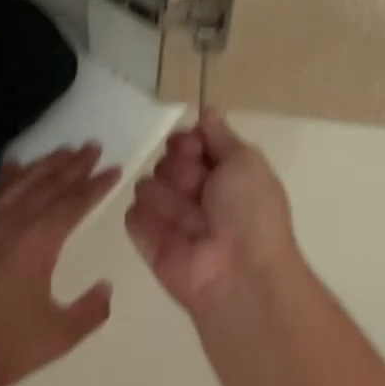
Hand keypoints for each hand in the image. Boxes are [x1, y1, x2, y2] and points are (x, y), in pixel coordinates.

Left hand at [0, 145, 120, 385]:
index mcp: (36, 243)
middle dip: (70, 165)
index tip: (113, 168)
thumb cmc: (4, 352)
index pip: (73, 204)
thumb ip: (90, 310)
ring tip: (58, 151)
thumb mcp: (60, 335)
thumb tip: (105, 288)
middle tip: (90, 147)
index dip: (95, 185)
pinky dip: (2, 181)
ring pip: (13, 186)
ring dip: (39, 167)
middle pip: (44, 186)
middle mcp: (6, 226)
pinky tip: (8, 171)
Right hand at [124, 111, 301, 314]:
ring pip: (148, 182)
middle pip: (167, 159)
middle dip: (179, 167)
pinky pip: (134, 214)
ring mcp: (171, 218)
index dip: (189, 139)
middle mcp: (198, 193)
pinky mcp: (149, 242)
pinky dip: (149, 220)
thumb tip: (209, 110)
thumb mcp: (246, 161)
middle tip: (198, 187)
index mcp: (224, 173)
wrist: (239, 275)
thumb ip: (221, 135)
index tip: (195, 146)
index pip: (192, 141)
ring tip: (189, 218)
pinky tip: (170, 233)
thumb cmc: (250, 214)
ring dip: (166, 195)